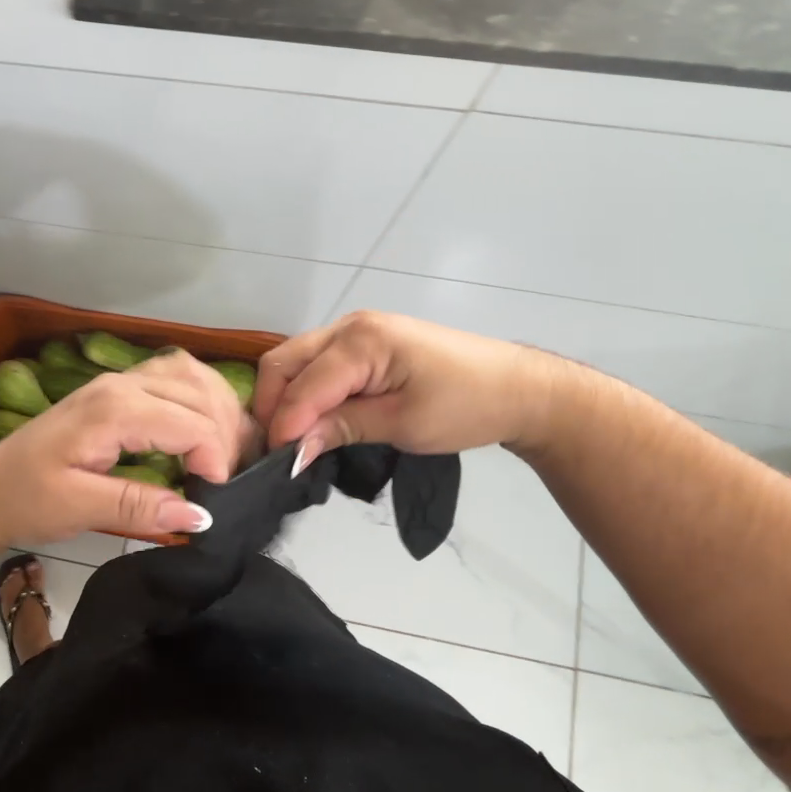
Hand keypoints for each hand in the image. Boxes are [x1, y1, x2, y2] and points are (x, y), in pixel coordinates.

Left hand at [0, 351, 239, 548]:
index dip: (216, 460)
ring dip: (219, 409)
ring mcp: (118, 382)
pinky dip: (200, 400)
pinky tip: (204, 429)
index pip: (192, 423)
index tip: (215, 499)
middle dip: (227, 434)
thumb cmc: (26, 499)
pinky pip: (173, 378)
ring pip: (191, 375)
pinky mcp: (117, 391)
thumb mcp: (79, 508)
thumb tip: (201, 516)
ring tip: (226, 454)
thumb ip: (139, 507)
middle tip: (228, 480)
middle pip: (200, 392)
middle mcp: (121, 384)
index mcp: (113, 409)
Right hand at [251, 311, 568, 466]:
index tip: (277, 464)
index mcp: (362, 342)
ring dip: (285, 398)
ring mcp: (355, 331)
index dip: (283, 426)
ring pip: (294, 361)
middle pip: (283, 363)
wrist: (519, 389)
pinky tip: (311, 419)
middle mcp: (350, 326)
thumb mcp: (401, 425)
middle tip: (277, 450)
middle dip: (272, 407)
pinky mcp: (363, 343)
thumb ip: (340, 430)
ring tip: (291, 438)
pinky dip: (304, 390)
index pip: (302, 386)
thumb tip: (292, 451)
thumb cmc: (467, 407)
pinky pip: (315, 363)